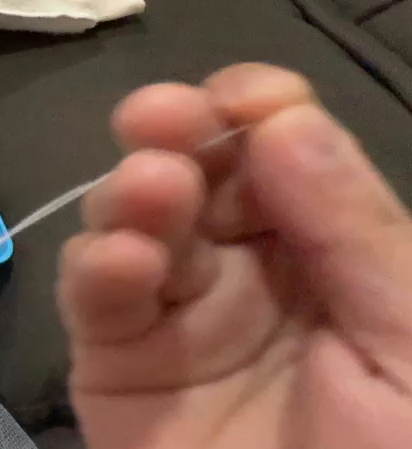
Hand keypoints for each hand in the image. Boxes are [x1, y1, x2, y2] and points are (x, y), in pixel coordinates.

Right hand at [60, 64, 411, 448]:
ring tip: (153, 191)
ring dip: (134, 196)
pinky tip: (122, 260)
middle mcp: (245, 270)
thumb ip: (356, 236)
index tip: (242, 95)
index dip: (260, 113)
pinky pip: (92, 293)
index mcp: (334, 258)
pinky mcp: (107, 353)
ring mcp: (169, 309)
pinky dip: (99, 266)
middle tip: (162, 117)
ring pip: (130, 220)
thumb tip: (282, 118)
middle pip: (192, 175)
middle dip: (174, 135)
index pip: (283, 158)